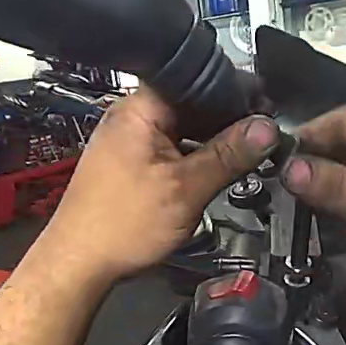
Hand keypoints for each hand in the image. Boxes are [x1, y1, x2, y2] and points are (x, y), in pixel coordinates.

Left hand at [40, 90, 276, 283]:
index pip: (198, 79)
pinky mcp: (131, 160)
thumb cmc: (120, 226)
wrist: (79, 264)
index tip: (265, 109)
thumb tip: (266, 128)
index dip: (236, 91)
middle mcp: (132, 116)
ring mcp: (130, 138)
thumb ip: (229, 154)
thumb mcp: (187, 189)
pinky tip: (213, 171)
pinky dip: (195, 154)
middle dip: (229, 119)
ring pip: (185, 126)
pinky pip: (172, 145)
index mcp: (141, 109)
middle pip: (193, 102)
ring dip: (213, 139)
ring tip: (243, 156)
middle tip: (261, 138)